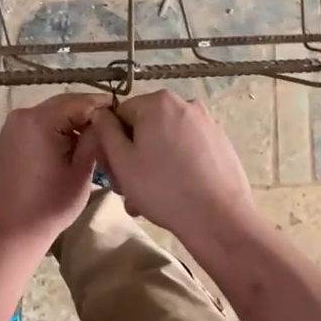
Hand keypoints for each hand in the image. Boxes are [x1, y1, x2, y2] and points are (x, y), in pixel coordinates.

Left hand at [0, 92, 101, 249]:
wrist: (13, 230)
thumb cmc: (51, 204)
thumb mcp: (81, 171)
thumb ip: (95, 138)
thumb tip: (104, 119)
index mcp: (40, 120)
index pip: (78, 101)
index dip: (102, 105)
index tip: (120, 112)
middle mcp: (22, 115)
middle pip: (62, 103)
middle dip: (86, 112)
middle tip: (110, 124)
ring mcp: (12, 126)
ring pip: (50, 113)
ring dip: (71, 121)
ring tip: (93, 136)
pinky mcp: (8, 138)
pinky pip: (37, 124)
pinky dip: (54, 129)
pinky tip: (69, 144)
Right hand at [85, 88, 258, 252]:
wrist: (220, 219)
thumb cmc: (164, 188)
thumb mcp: (122, 161)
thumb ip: (105, 131)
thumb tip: (100, 114)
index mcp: (158, 101)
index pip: (120, 115)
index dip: (112, 143)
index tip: (114, 172)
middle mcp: (184, 103)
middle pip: (144, 127)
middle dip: (133, 156)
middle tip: (129, 190)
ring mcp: (206, 122)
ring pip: (165, 140)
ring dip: (152, 165)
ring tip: (149, 200)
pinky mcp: (220, 141)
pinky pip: (186, 149)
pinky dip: (176, 165)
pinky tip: (173, 194)